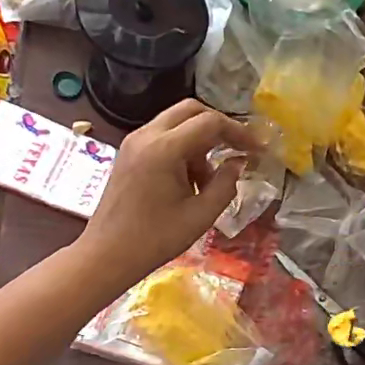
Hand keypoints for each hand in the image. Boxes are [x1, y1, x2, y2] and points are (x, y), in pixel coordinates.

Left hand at [73, 100, 252, 287]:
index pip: (210, 122)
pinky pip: (162, 136)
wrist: (107, 254)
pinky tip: (187, 181)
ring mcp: (134, 142)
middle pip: (191, 110)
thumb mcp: (201, 216)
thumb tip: (238, 164)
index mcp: (164, 149)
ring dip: (198, 141)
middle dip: (218, 127)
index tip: (256, 149)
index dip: (239, 132)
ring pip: (176, 122)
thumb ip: (226, 185)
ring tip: (207, 180)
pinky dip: (181, 148)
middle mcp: (146, 136)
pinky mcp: (128, 153)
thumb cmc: (155, 239)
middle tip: (236, 151)